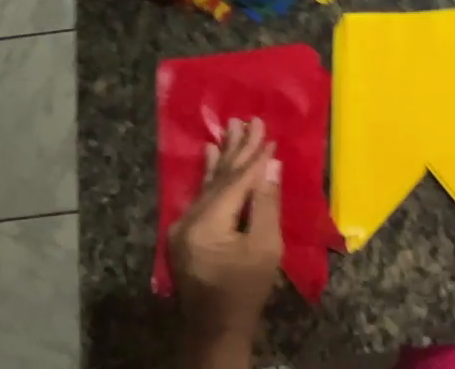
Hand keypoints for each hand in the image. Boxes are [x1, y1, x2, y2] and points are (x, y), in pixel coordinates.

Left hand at [168, 117, 282, 358]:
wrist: (215, 334)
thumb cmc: (245, 293)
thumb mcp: (264, 249)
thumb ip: (266, 204)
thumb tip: (271, 164)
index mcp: (207, 224)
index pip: (236, 181)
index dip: (254, 158)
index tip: (268, 133)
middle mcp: (189, 219)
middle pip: (220, 177)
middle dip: (238, 149)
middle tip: (250, 119)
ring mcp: (183, 226)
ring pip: (209, 183)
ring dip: (224, 156)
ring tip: (231, 127)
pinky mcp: (186, 233)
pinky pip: (201, 195)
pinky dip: (210, 174)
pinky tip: (209, 153)